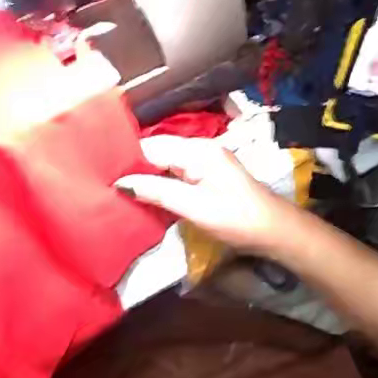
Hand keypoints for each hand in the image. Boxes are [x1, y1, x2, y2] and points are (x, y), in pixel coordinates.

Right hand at [117, 136, 305, 256]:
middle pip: (157, 152)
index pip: (152, 146)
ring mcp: (206, 161)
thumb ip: (158, 192)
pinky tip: (145, 195)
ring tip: (119, 190)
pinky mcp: (208, 175)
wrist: (275, 231)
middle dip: (134, 167)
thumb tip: (122, 183)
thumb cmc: (237, 220)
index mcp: (198, 151)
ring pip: (165, 163)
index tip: (102, 173)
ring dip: (145, 176)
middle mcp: (201, 149)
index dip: (127, 159)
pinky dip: (160, 182)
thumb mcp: (195, 208)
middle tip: (105, 184)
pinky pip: (175, 172)